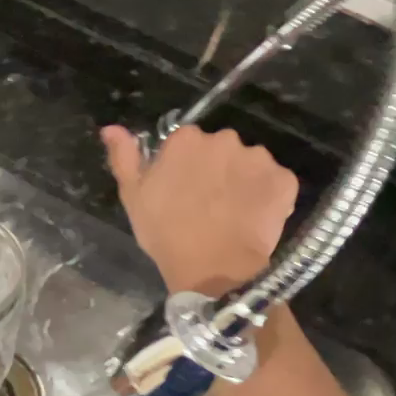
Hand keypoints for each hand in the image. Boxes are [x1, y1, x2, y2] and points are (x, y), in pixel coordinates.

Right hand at [101, 124, 298, 295]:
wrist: (213, 268)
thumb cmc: (164, 231)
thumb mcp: (133, 195)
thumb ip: (124, 156)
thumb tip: (111, 128)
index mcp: (186, 140)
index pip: (185, 141)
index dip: (182, 165)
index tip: (179, 188)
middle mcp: (224, 139)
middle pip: (219, 148)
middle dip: (214, 168)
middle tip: (204, 202)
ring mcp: (258, 159)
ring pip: (248, 163)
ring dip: (241, 180)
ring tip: (231, 212)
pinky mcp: (284, 180)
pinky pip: (274, 181)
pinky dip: (266, 195)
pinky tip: (252, 217)